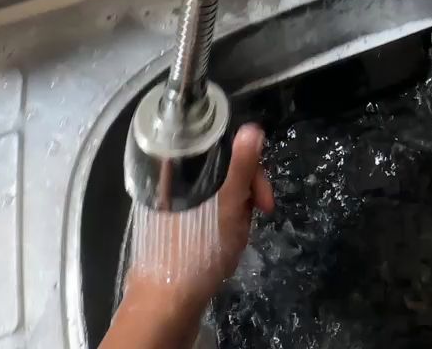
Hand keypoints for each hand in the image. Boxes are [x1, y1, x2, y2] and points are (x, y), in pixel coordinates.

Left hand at [108, 123, 273, 348]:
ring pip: (221, 193)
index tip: (264, 195)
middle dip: (248, 191)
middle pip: (225, 171)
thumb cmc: (198, 249)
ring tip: (239, 235)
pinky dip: (225, 223)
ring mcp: (178, 206)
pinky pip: (211, 212)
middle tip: (261, 213)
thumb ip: (241, 164)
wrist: (167, 305)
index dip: (252, 165)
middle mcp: (179, 183)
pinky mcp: (179, 226)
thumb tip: (252, 126)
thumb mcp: (229, 203)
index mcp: (185, 170)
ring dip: (239, 211)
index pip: (225, 149)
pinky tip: (228, 243)